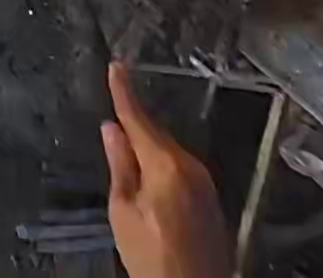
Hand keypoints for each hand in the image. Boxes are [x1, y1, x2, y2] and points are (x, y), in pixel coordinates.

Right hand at [102, 62, 230, 277]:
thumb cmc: (152, 259)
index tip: (115, 64)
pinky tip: (147, 170)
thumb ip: (119, 164)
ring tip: (123, 143)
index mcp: (165, 166)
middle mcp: (190, 167)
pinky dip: (160, 159)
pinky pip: (178, 165)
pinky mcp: (211, 200)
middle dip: (133, 121)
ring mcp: (205, 184)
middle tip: (111, 108)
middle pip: (154, 132)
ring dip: (146, 142)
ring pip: (166, 148)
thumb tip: (111, 127)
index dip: (123, 91)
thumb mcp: (123, 211)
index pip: (138, 118)